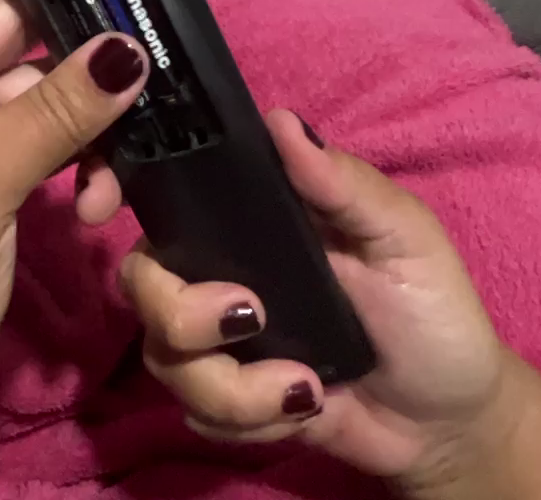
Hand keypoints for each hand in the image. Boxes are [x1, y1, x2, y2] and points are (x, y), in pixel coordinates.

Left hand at [0, 0, 152, 447]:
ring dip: (84, 115)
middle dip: (78, 34)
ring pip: (36, 86)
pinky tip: (97, 198)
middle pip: (12, 24)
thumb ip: (52, 113)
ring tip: (121, 157)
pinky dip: (73, 158)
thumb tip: (127, 47)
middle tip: (151, 38)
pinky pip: (38, 137)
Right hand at [79, 109, 514, 483]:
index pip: (152, 187)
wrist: (445, 420)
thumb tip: (280, 119)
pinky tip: (299, 408)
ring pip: (161, 354)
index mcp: (239, 217)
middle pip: (139, 280)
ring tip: (305, 390)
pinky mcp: (219, 397)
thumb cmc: (428, 307)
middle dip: (183, 315)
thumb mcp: (402, 236)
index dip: (103, 183)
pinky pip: (192, 408)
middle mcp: (208, 267)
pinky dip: (245, 420)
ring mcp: (210, 335)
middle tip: (252, 321)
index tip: (95, 204)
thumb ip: (343, 183)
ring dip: (230, 386)